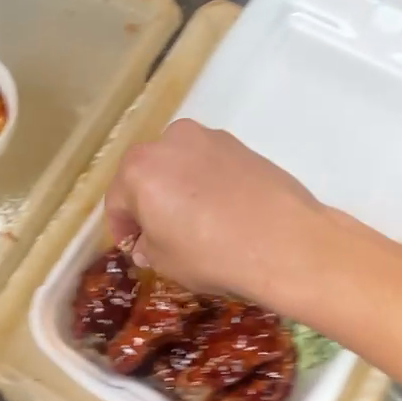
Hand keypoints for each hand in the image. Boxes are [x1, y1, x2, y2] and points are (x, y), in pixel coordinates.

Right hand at [104, 119, 329, 300]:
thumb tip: (148, 244)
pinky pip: (209, 166)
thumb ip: (147, 247)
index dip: (121, 229)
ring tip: (193, 224)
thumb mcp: (165, 262)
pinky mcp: (241, 145)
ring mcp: (209, 138)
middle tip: (160, 235)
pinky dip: (206, 185)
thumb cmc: (211, 254)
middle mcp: (170, 142)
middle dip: (148, 204)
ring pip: (179, 166)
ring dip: (177, 190)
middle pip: (146, 174)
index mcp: (139, 169)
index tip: (132, 248)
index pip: (116, 201)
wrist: (285, 243)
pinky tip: (220, 214)